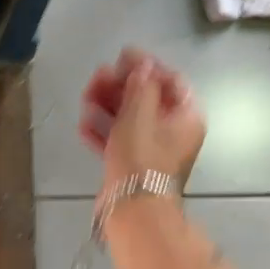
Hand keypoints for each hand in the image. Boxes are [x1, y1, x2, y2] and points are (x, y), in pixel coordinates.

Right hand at [79, 47, 205, 196]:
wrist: (133, 211)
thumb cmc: (142, 158)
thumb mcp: (140, 114)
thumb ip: (141, 86)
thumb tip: (144, 65)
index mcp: (186, 117)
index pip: (171, 81)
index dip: (147, 66)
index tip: (122, 57)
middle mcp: (173, 132)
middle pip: (147, 99)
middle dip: (120, 86)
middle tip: (97, 77)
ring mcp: (152, 150)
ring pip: (129, 119)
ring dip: (106, 105)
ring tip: (85, 98)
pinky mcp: (133, 165)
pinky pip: (118, 140)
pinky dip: (102, 131)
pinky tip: (83, 125)